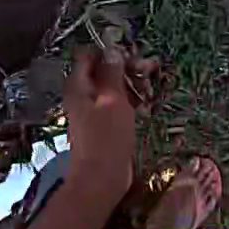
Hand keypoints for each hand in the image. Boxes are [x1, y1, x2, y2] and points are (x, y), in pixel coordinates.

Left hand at [62, 48, 139, 201]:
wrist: (100, 177)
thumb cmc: (106, 137)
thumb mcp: (112, 100)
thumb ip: (111, 74)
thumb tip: (112, 50)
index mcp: (78, 85)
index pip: (89, 55)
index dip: (110, 52)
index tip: (132, 56)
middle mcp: (82, 94)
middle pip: (102, 70)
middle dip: (126, 68)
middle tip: (150, 70)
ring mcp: (92, 110)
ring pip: (112, 88)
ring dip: (131, 85)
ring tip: (150, 90)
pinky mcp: (103, 124)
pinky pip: (116, 104)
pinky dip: (129, 102)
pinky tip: (146, 106)